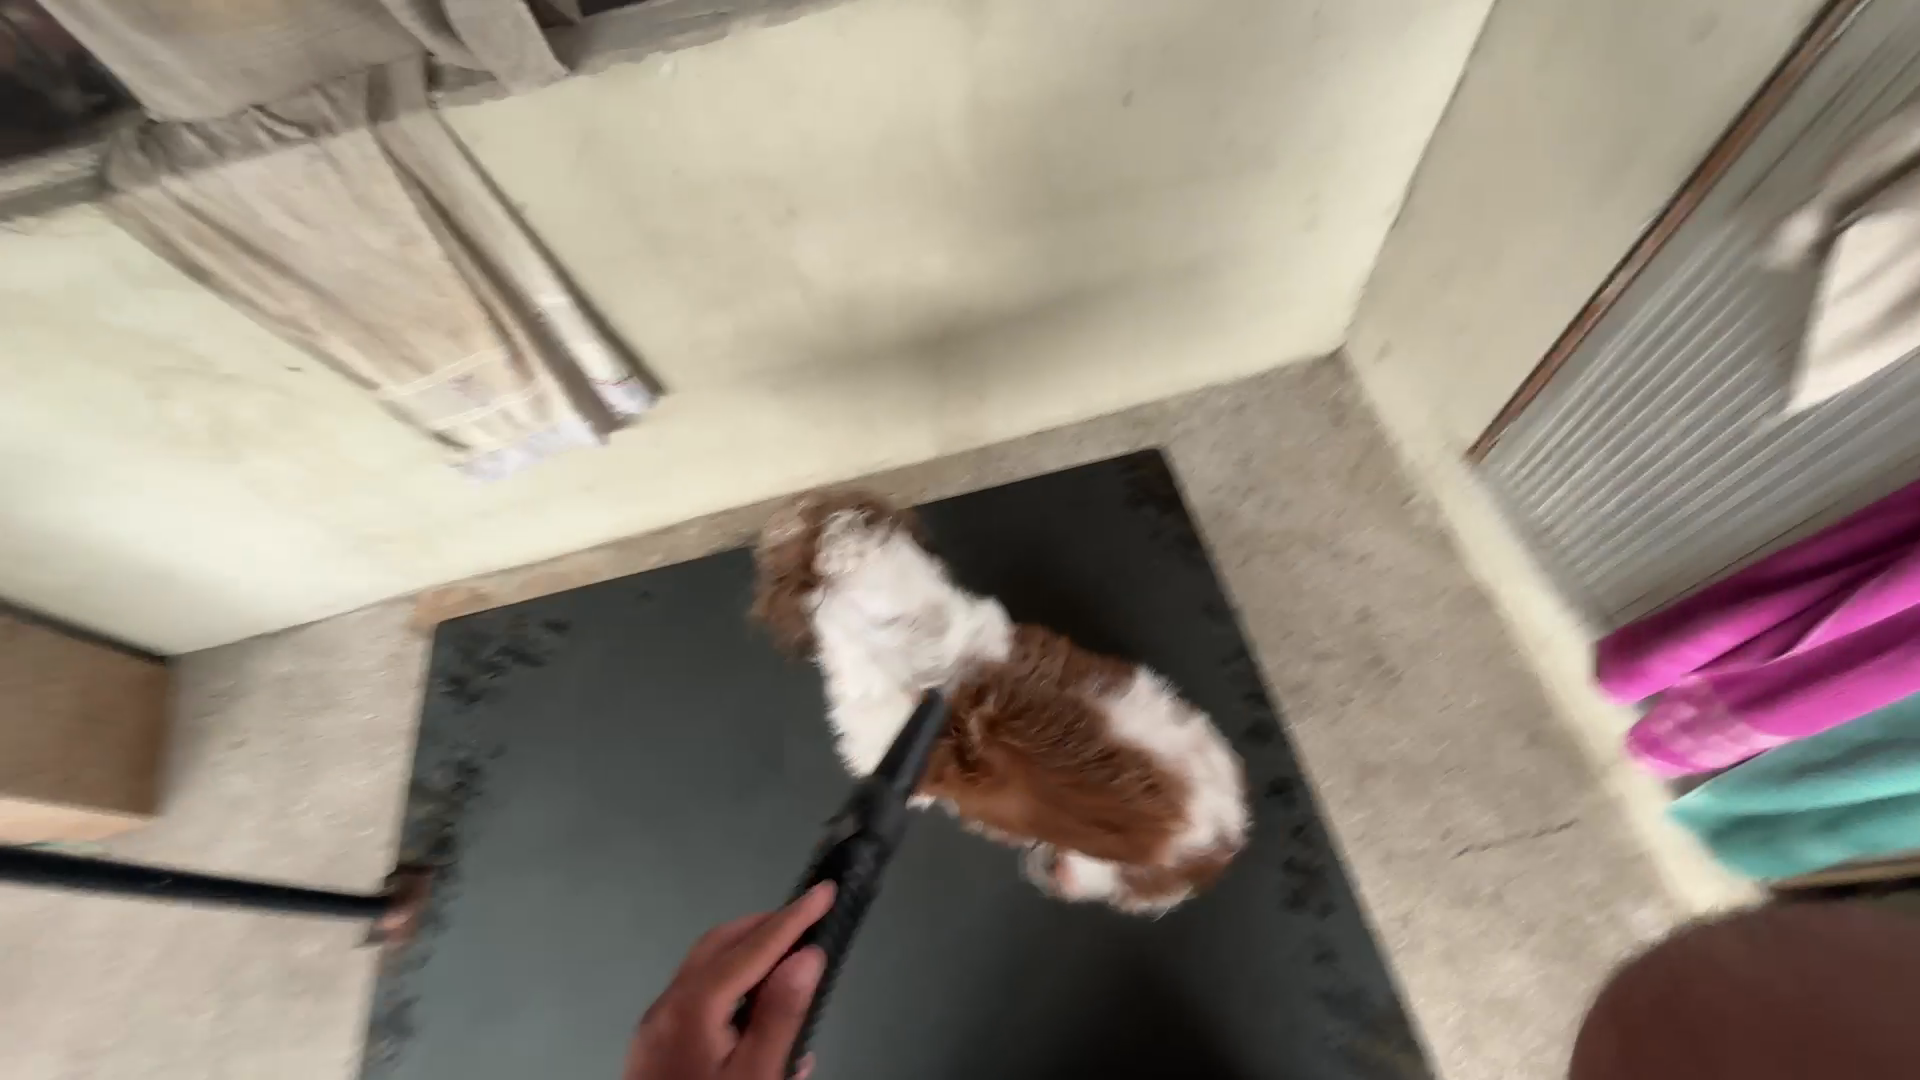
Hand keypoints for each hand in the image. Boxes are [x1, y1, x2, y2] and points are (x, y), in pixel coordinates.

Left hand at [624, 883, 833, 1079]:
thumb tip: (806, 955)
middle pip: (721, 944)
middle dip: (767, 927)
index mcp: (693, 1007)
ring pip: (705, 966)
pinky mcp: (654, 1048)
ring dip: (748, 952)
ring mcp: (654, 1027)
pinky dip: (731, 981)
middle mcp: (667, 1006)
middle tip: (808, 925)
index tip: (826, 892)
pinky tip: (757, 1009)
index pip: (754, 946)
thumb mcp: (756, 1079)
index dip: (795, 917)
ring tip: (789, 963)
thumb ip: (781, 1015)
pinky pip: (697, 994)